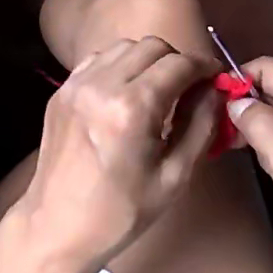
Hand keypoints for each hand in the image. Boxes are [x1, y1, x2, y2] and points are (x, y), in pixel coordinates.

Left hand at [4, 38, 219, 272]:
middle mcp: (101, 86)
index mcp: (132, 108)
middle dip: (176, 62)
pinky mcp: (61, 91)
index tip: (215, 80)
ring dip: (147, 61)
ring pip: (124, 47)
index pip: (179, 64)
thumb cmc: (121, 212)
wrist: (57, 226)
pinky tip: (126, 94)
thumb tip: (215, 89)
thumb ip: (201, 124)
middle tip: (187, 90)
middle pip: (152, 45)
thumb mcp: (175, 176)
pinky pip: (98, 60)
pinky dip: (119, 66)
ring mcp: (76, 85)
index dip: (204, 68)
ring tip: (156, 92)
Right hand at [228, 57, 272, 272]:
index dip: (236, 81)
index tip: (211, 107)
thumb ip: (259, 126)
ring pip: (272, 105)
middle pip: (270, 85)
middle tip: (216, 132)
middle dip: (240, 103)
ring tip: (226, 144)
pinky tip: (246, 151)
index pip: (268, 68)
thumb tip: (233, 101)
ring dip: (248, 121)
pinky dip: (260, 134)